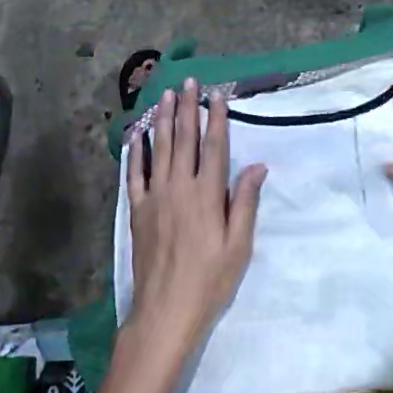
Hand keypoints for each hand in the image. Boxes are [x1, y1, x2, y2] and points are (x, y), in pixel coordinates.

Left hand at [127, 79, 267, 349]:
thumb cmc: (210, 281)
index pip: (213, 147)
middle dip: (188, 108)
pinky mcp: (137, 210)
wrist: (165, 310)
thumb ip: (245, 203)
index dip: (216, 118)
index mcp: (207, 195)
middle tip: (189, 82)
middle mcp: (179, 187)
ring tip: (166, 95)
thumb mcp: (238, 246)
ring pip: (159, 148)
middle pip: (184, 139)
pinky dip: (137, 151)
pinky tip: (137, 134)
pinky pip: (135, 173)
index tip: (217, 94)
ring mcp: (155, 197)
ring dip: (163, 119)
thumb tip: (257, 166)